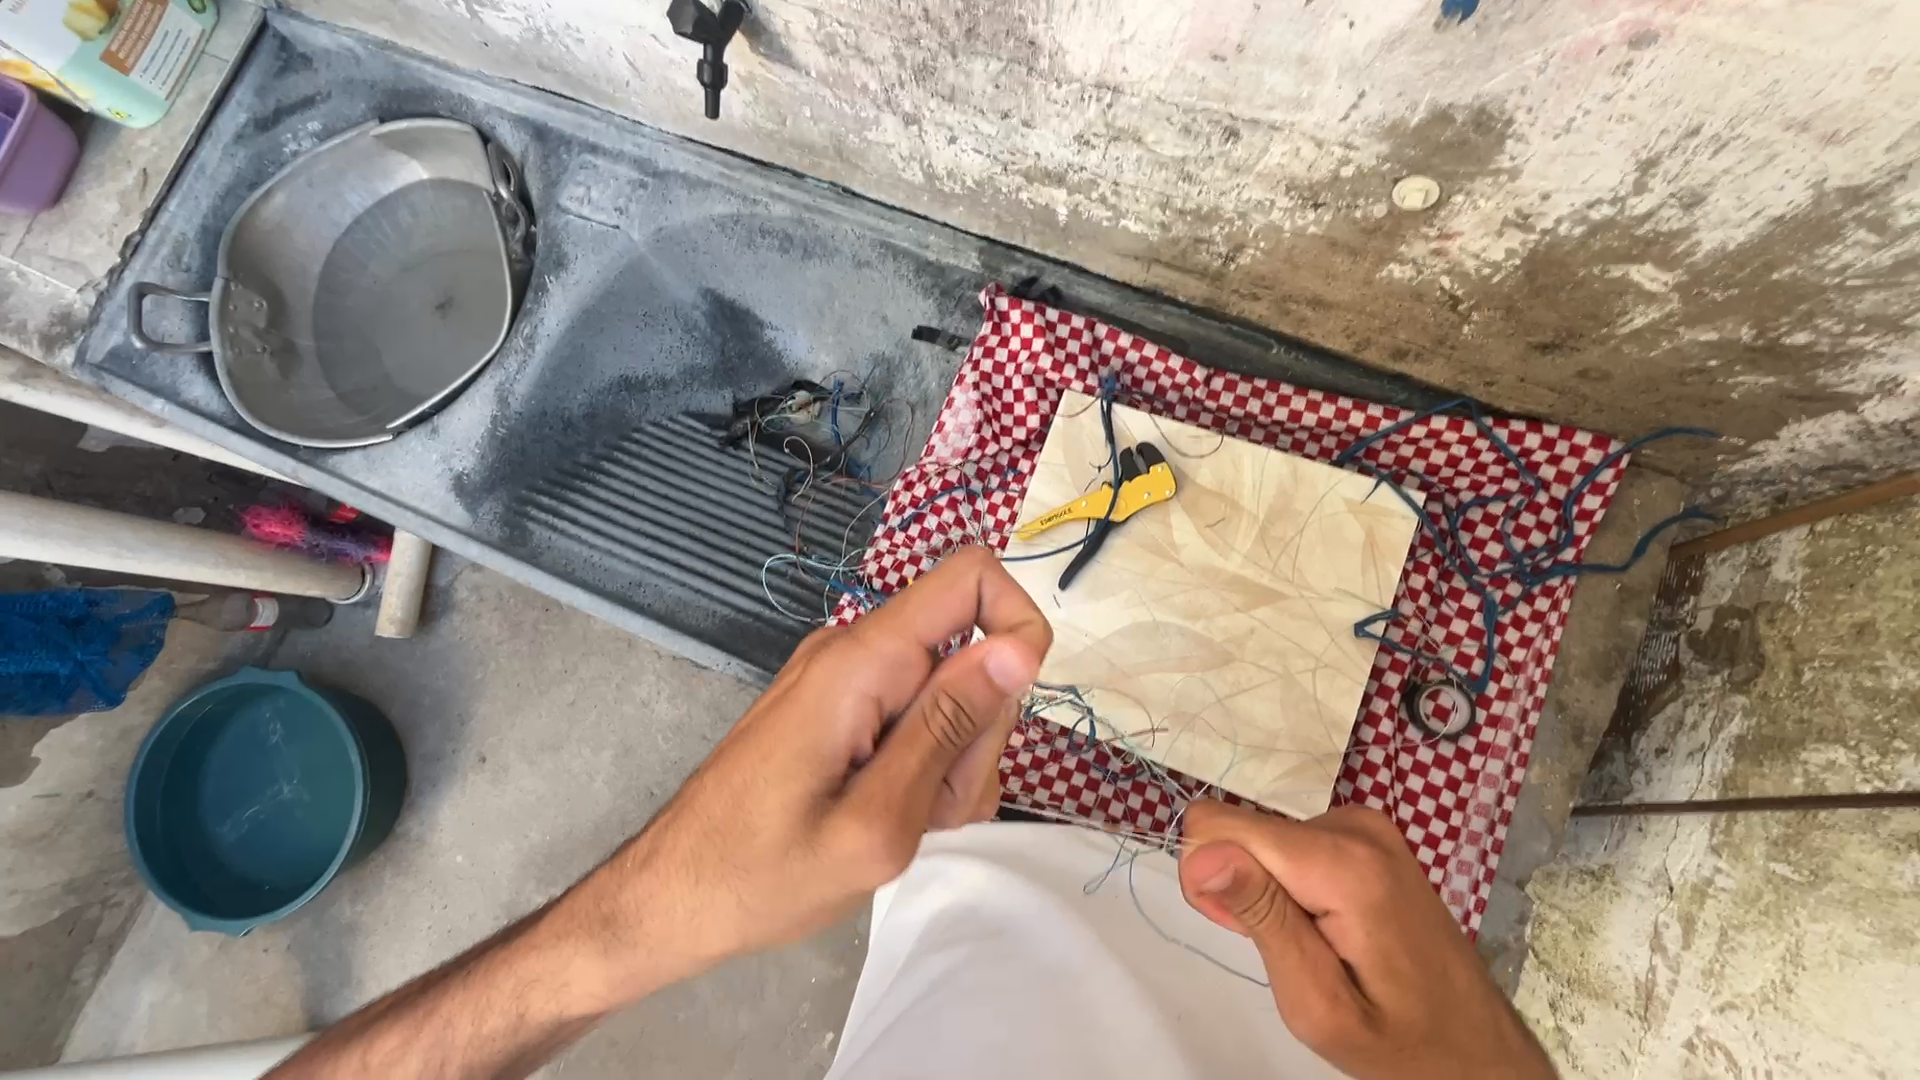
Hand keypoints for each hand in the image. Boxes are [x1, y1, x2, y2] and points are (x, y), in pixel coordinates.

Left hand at [555, 546, 1050, 1008]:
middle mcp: (856, 648)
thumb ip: (948, 727)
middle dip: (978, 725)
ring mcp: (848, 677)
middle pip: (970, 645)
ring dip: (954, 757)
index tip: (1007, 710)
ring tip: (903, 818)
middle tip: (933, 802)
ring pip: (950, 689)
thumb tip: (1019, 648)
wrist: (671, 900)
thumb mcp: (878, 822)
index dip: (1016, 624)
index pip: (971, 575)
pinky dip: (925, 763)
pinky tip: (891, 812)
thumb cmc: (762, 875)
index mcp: (861, 659)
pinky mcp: (844, 705)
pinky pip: (916, 713)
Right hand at [1178, 800, 1555, 1079]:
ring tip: (1311, 943)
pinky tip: (1323, 924)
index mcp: (1341, 862)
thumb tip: (1202, 852)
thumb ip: (1261, 918)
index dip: (1209, 878)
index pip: (1216, 825)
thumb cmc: (1401, 1047)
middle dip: (1238, 885)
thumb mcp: (1318, 1005)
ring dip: (1264, 888)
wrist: (1483, 1054)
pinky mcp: (1364, 830)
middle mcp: (1351, 822)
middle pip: (1237, 827)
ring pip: (1258, 834)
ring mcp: (1362, 822)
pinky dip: (1287, 880)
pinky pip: (1286, 838)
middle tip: (1282, 950)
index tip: (1239, 929)